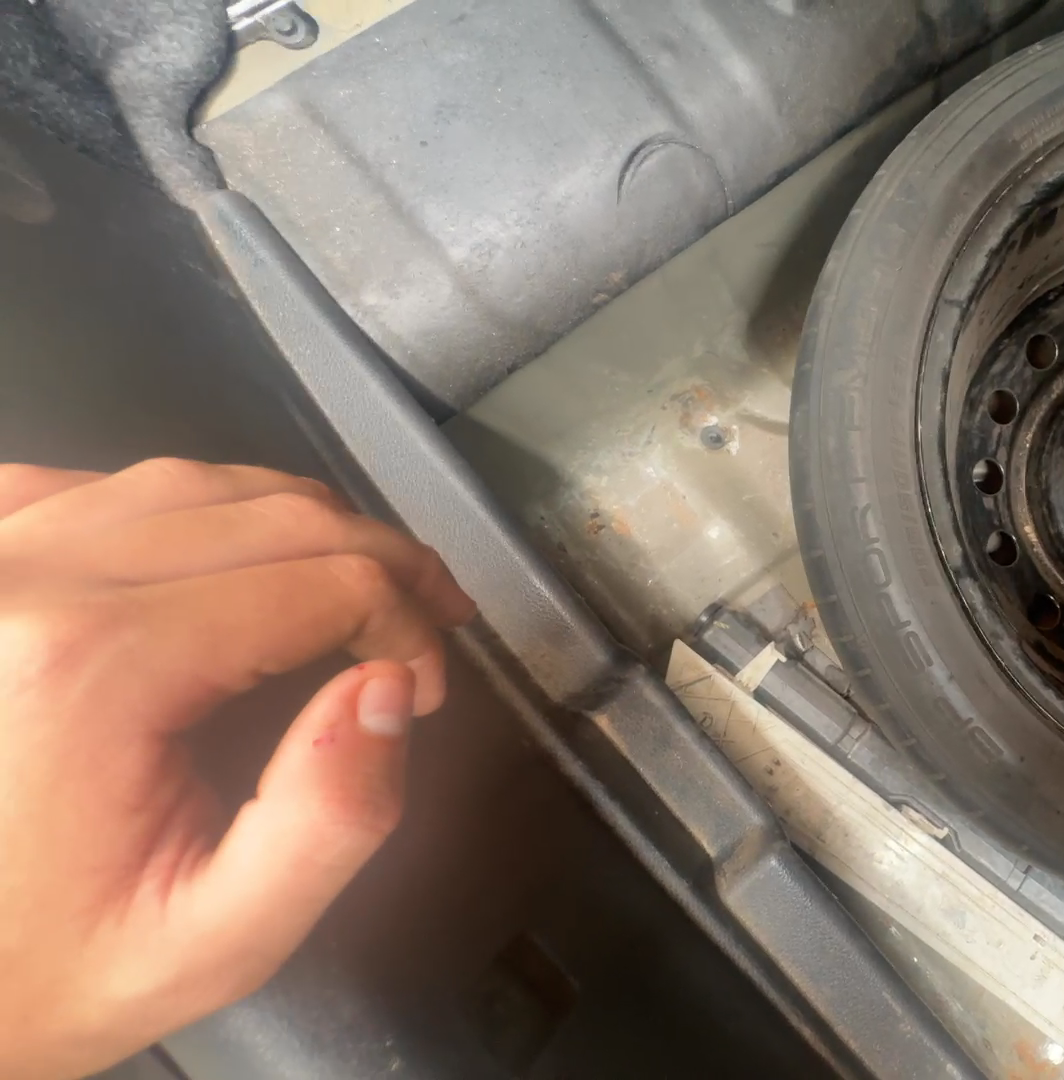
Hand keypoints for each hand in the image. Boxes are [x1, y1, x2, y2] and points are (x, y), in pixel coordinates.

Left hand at [0, 459, 474, 1079]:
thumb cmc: (46, 972)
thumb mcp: (217, 939)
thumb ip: (332, 819)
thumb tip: (392, 685)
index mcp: (90, 668)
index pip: (338, 585)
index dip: (415, 631)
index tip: (423, 696)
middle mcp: (24, 580)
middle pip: (291, 519)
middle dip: (397, 566)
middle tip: (438, 621)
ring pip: (214, 487)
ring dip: (322, 529)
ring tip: (370, 584)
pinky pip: (107, 486)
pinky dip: (209, 510)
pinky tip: (239, 562)